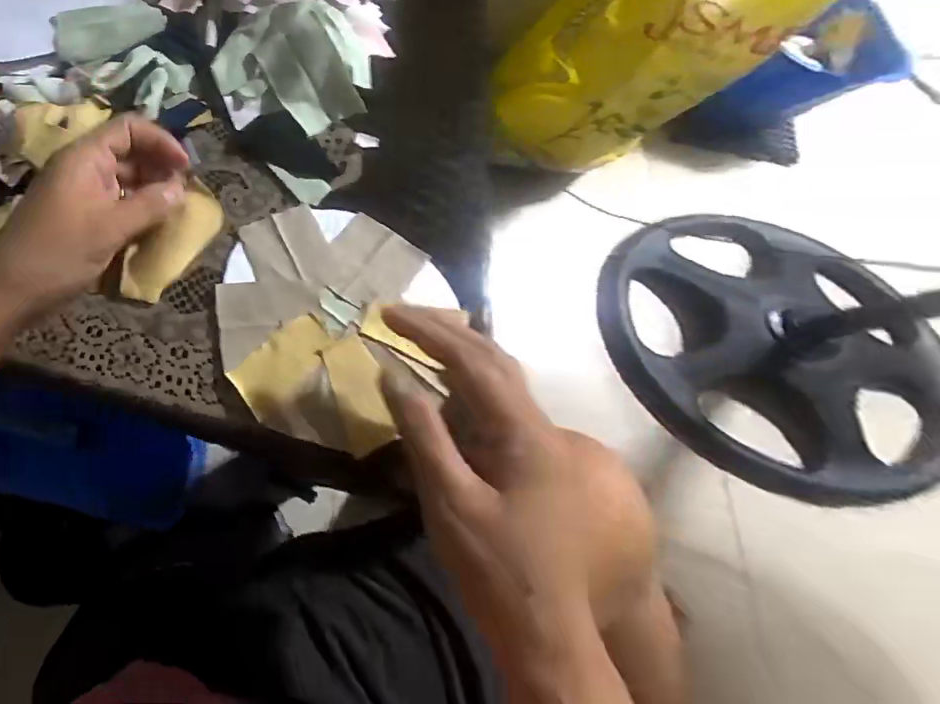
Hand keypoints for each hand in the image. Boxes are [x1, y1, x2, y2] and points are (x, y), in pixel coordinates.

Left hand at [0, 115, 189, 318]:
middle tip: (183, 191)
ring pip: (118, 177)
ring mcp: (73, 190)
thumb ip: (149, 205)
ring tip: (172, 210)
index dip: (161, 140)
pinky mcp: (71, 214)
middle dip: (157, 166)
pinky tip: (148, 225)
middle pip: (125, 150)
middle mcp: (78, 166)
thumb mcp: (110, 229)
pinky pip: (108, 199)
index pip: (128, 127)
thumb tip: (180, 188)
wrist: (7, 290)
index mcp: (83, 157)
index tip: (186, 167)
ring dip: (146, 189)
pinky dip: (130, 207)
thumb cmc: (58, 254)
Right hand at [377, 307, 604, 674]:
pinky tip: (450, 384)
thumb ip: (422, 432)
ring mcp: (555, 450)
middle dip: (448, 330)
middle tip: (400, 314)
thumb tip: (392, 374)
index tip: (387, 313)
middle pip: (499, 363)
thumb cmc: (495, 564)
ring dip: (461, 352)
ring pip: (507, 383)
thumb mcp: (447, 498)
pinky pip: (508, 406)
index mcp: (531, 439)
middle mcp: (551, 435)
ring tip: (420, 336)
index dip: (430, 332)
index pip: (476, 364)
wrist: (548, 631)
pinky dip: (472, 381)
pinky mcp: (548, 466)